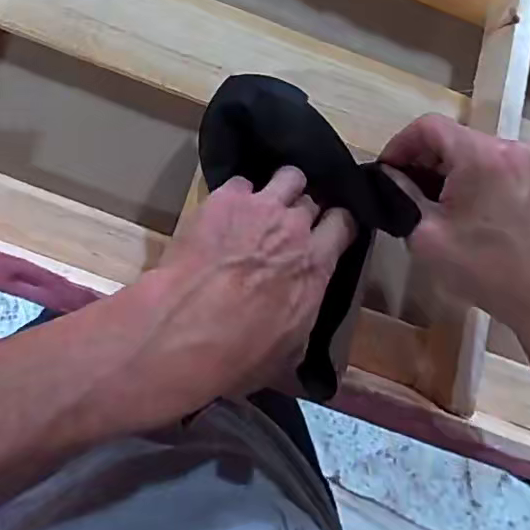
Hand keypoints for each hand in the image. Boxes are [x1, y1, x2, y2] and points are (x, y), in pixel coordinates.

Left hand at [130, 167, 352, 413]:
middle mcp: (294, 226)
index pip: (344, 223)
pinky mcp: (224, 198)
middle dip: (305, 208)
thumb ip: (303, 319)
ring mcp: (260, 206)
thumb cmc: (240, 353)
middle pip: (312, 197)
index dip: (337, 224)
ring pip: (288, 175)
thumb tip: (301, 321)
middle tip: (289, 224)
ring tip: (266, 202)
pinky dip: (237, 195)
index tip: (328, 231)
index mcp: (316, 262)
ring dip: (282, 188)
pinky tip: (224, 211)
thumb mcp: (289, 353)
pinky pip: (240, 183)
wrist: (186, 330)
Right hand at [380, 113, 529, 336]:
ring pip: (475, 152)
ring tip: (434, 206)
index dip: (400, 144)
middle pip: (454, 137)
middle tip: (405, 192)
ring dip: (448, 171)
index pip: (429, 125)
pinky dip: (475, 179)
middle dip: (423, 160)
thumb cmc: (488, 270)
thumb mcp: (428, 236)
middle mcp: (509, 148)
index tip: (386, 172)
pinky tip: (468, 214)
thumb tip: (389, 175)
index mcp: (481, 155)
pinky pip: (497, 167)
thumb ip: (401, 195)